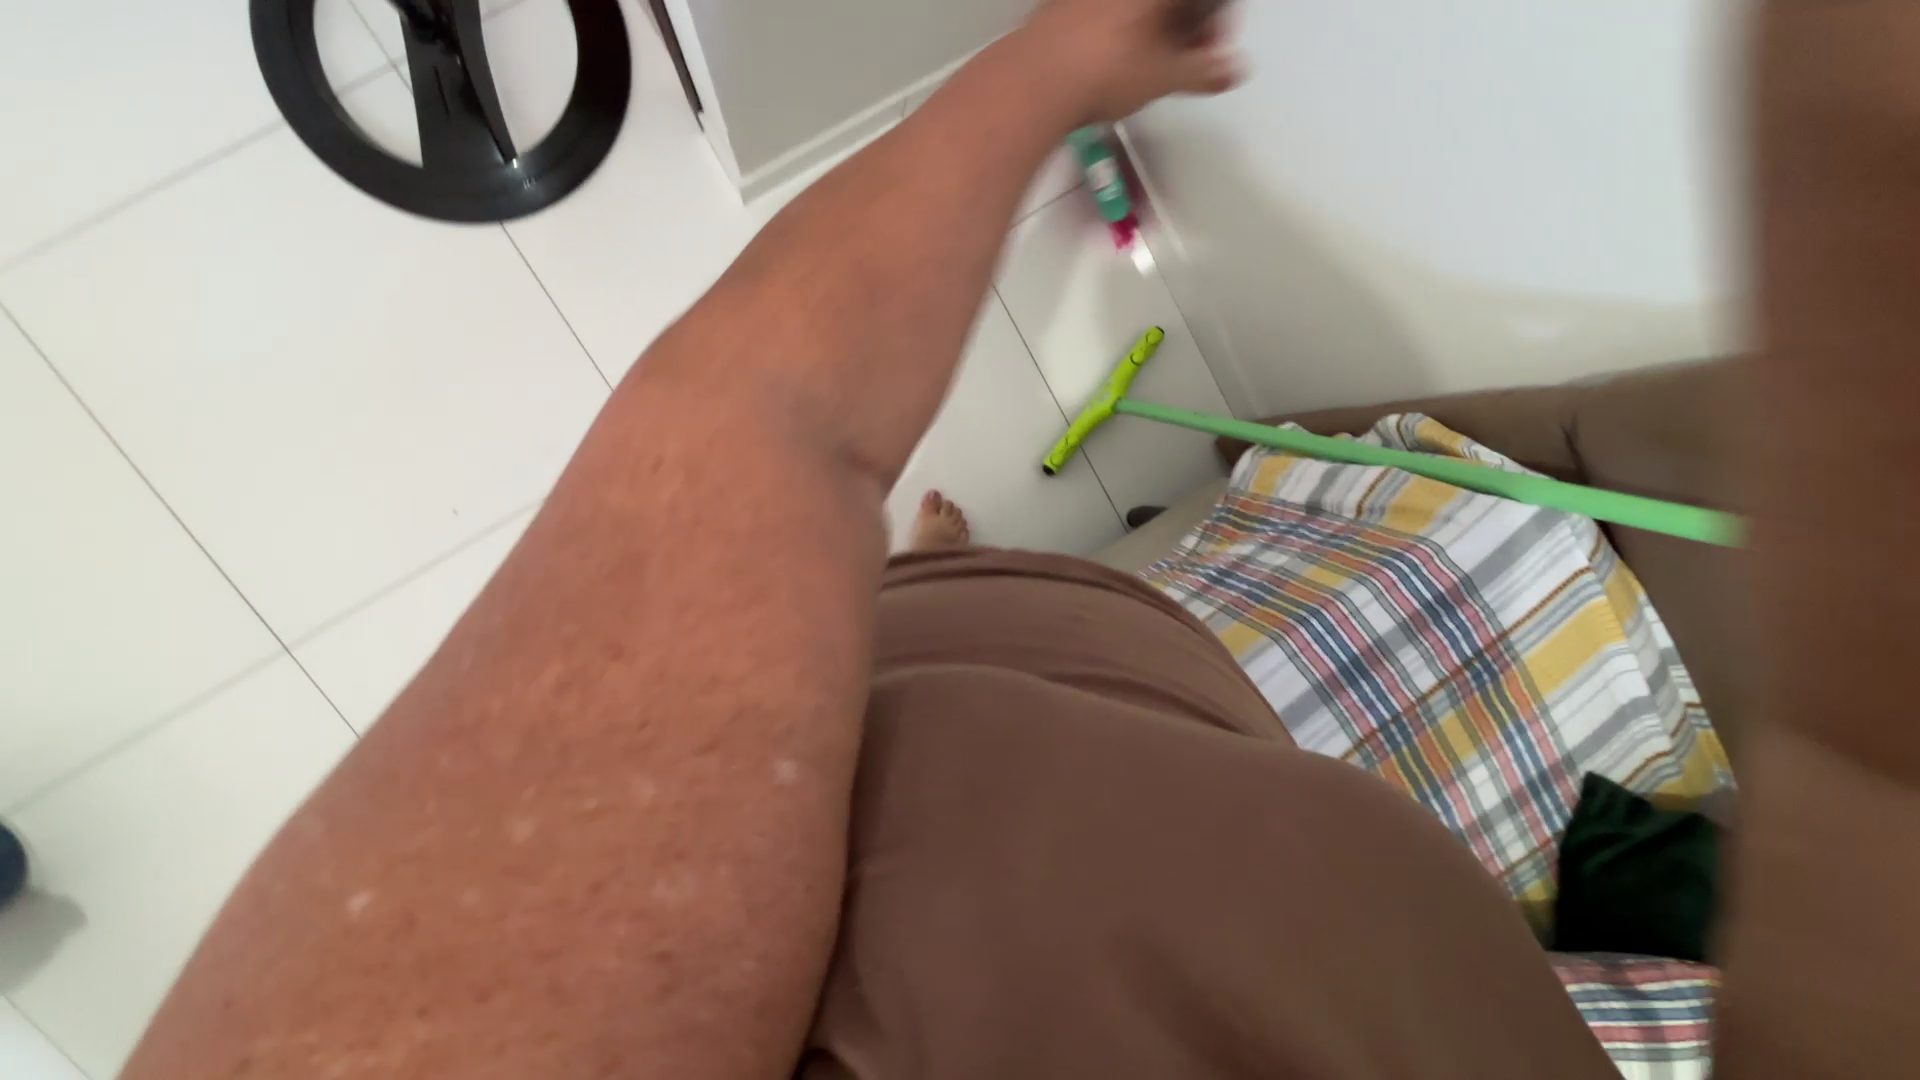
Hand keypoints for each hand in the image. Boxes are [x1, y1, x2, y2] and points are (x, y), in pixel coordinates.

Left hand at [1017, 0, 1244, 123]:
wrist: (1033, 82)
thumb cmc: (1104, 71)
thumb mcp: (1163, 78)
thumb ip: (1202, 71)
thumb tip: (1231, 72)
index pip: (1204, 2)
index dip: (1216, 20)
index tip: (1214, 47)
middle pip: (1168, 4)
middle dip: (1185, 22)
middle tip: (1187, 58)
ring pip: (1136, 9)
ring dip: (1155, 25)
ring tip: (1153, 64)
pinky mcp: (1061, 5)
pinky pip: (1105, 12)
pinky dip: (1123, 27)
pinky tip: (1117, 59)